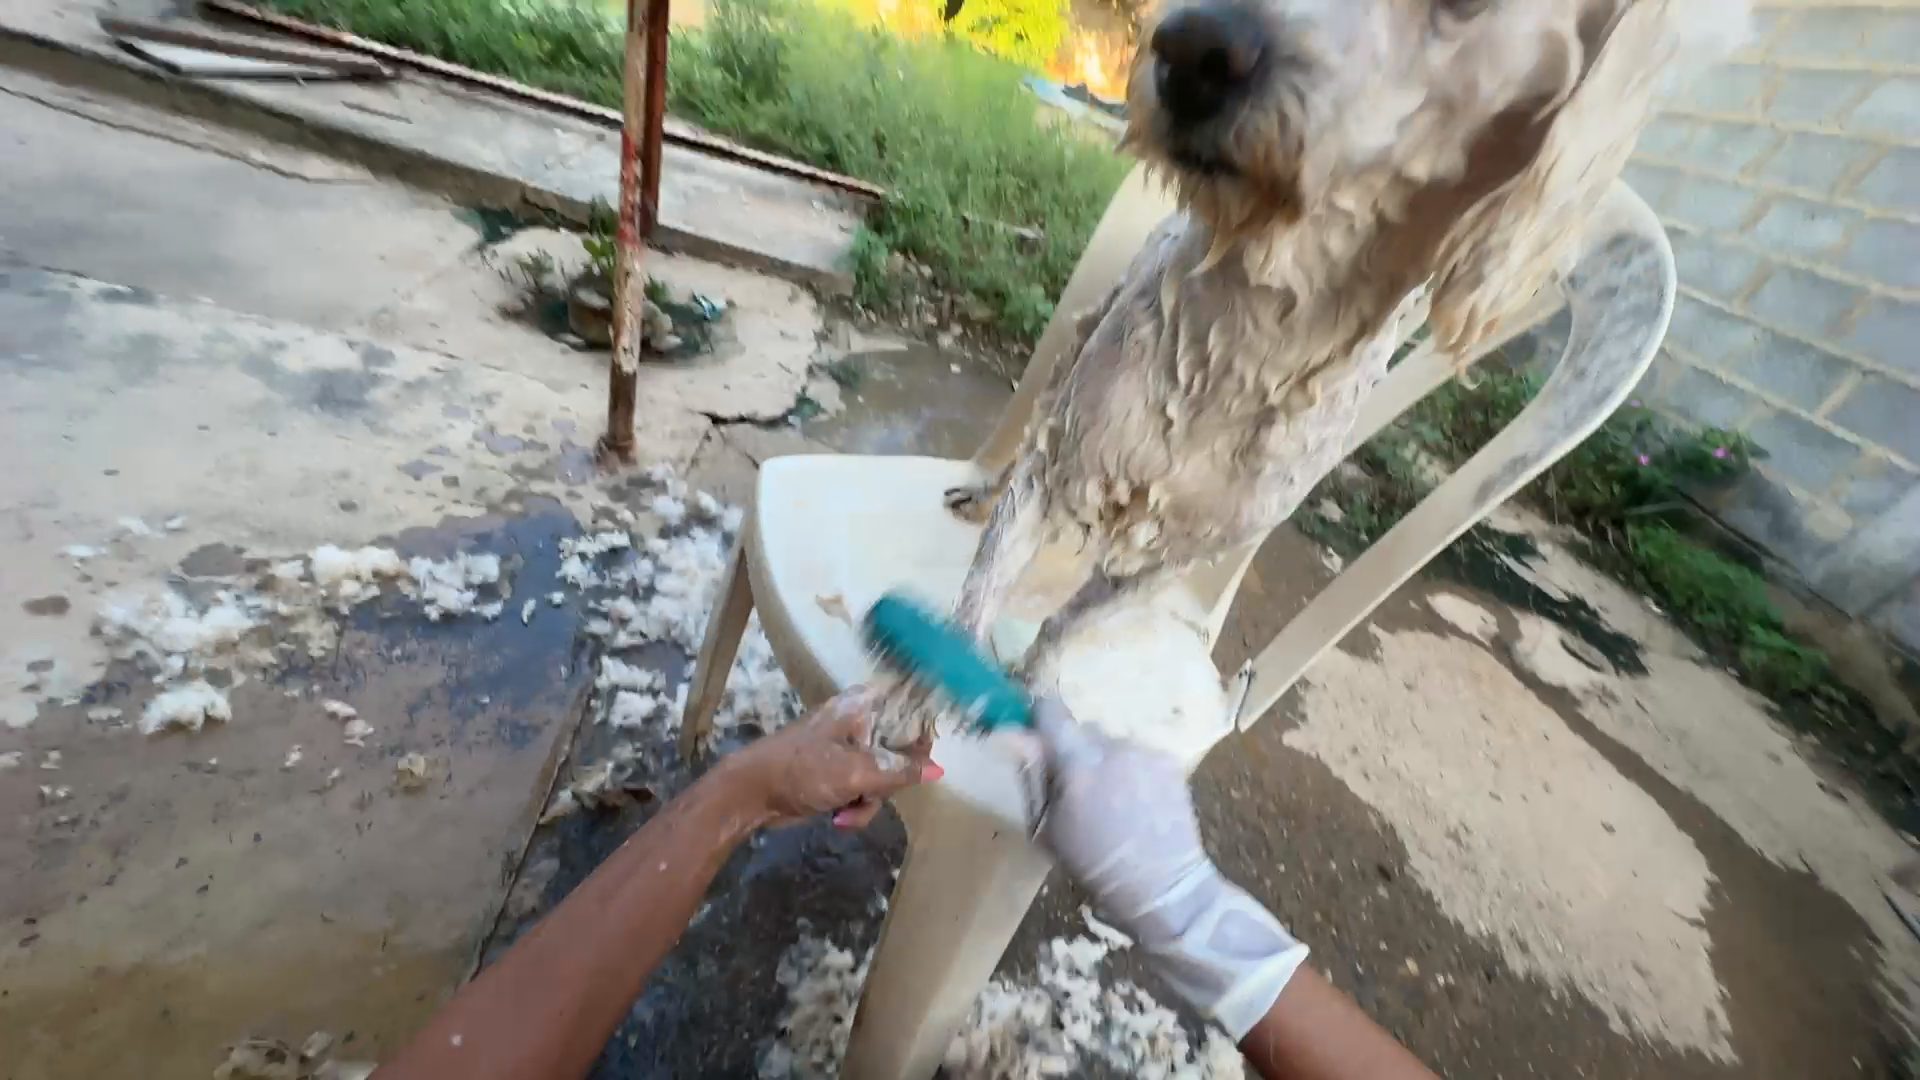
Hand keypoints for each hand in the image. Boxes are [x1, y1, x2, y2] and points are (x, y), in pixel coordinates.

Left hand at [717, 686, 940, 829]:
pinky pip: (866, 789)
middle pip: (902, 751)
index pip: (911, 712)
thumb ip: (900, 771)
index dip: (922, 739)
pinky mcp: (840, 772)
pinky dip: (857, 806)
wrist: (752, 794)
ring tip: (848, 811)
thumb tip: (939, 770)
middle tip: (874, 791)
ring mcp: (850, 748)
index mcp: (865, 705)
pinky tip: (840, 818)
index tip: (923, 765)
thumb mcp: (856, 772)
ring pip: (885, 776)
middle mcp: (861, 721)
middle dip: (889, 782)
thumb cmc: (803, 770)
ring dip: (871, 800)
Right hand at [1032, 696, 1308, 1039]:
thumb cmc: (1097, 867)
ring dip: (1107, 763)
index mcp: (1078, 764)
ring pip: (1113, 744)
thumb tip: (1023, 740)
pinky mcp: (1169, 761)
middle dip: (1076, 751)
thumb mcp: (1049, 830)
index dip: (1041, 716)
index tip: (1039, 731)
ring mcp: (1145, 752)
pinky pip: (1139, 756)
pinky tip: (1140, 804)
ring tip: (1115, 802)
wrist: (1167, 890)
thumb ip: (1035, 780)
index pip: (1051, 710)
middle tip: (1080, 786)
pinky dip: (1134, 772)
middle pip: (1083, 730)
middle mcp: (1113, 748)